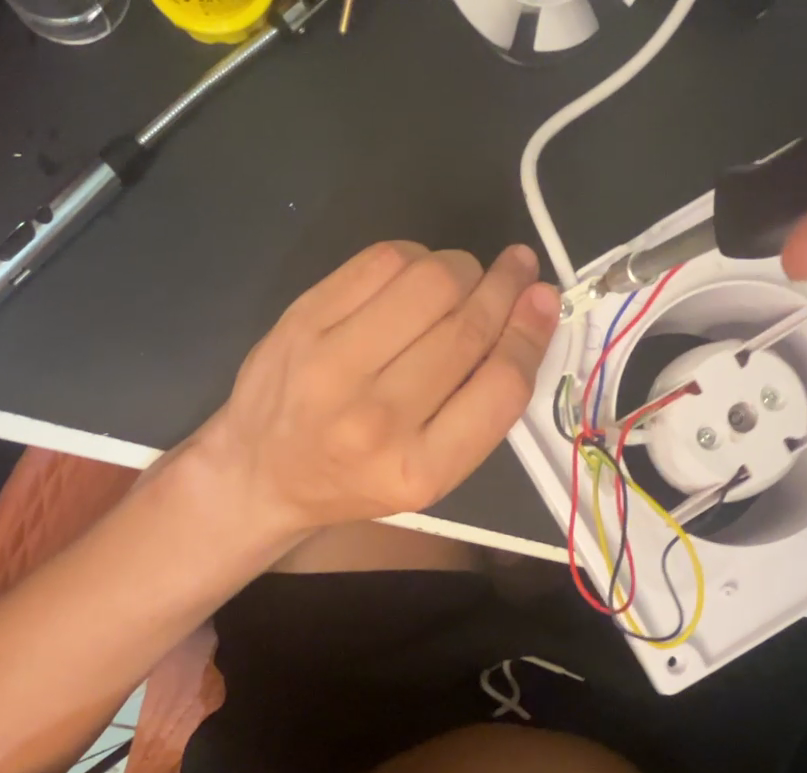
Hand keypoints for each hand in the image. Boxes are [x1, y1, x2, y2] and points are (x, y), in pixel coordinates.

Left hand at [191, 242, 560, 534]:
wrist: (262, 471)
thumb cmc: (356, 480)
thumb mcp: (429, 475)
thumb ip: (481, 408)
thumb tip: (533, 313)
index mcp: (420, 470)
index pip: (501, 386)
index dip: (532, 333)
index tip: (544, 302)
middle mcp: (378, 420)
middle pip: (468, 326)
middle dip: (506, 287)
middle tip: (519, 270)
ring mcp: (333, 366)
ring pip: (431, 282)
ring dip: (464, 268)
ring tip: (467, 279)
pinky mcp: (302, 321)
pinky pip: (381, 261)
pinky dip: (415, 257)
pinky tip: (417, 276)